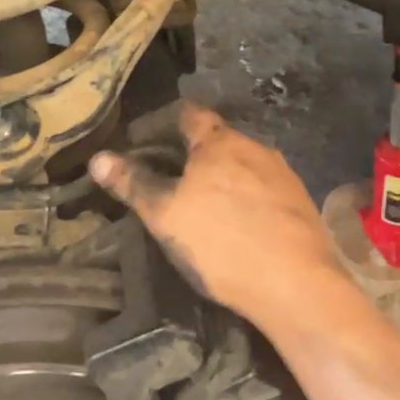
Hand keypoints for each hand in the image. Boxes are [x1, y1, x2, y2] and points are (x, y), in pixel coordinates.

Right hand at [89, 102, 350, 332]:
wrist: (299, 286)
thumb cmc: (223, 242)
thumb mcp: (165, 215)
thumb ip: (133, 183)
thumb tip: (97, 157)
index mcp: (219, 142)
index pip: (188, 113)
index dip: (163, 122)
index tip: (143, 142)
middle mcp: (255, 147)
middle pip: (217, 140)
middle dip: (192, 155)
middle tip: (168, 179)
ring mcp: (284, 176)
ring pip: (243, 166)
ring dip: (222, 178)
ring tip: (202, 205)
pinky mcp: (301, 205)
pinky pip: (264, 191)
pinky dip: (246, 199)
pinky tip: (239, 226)